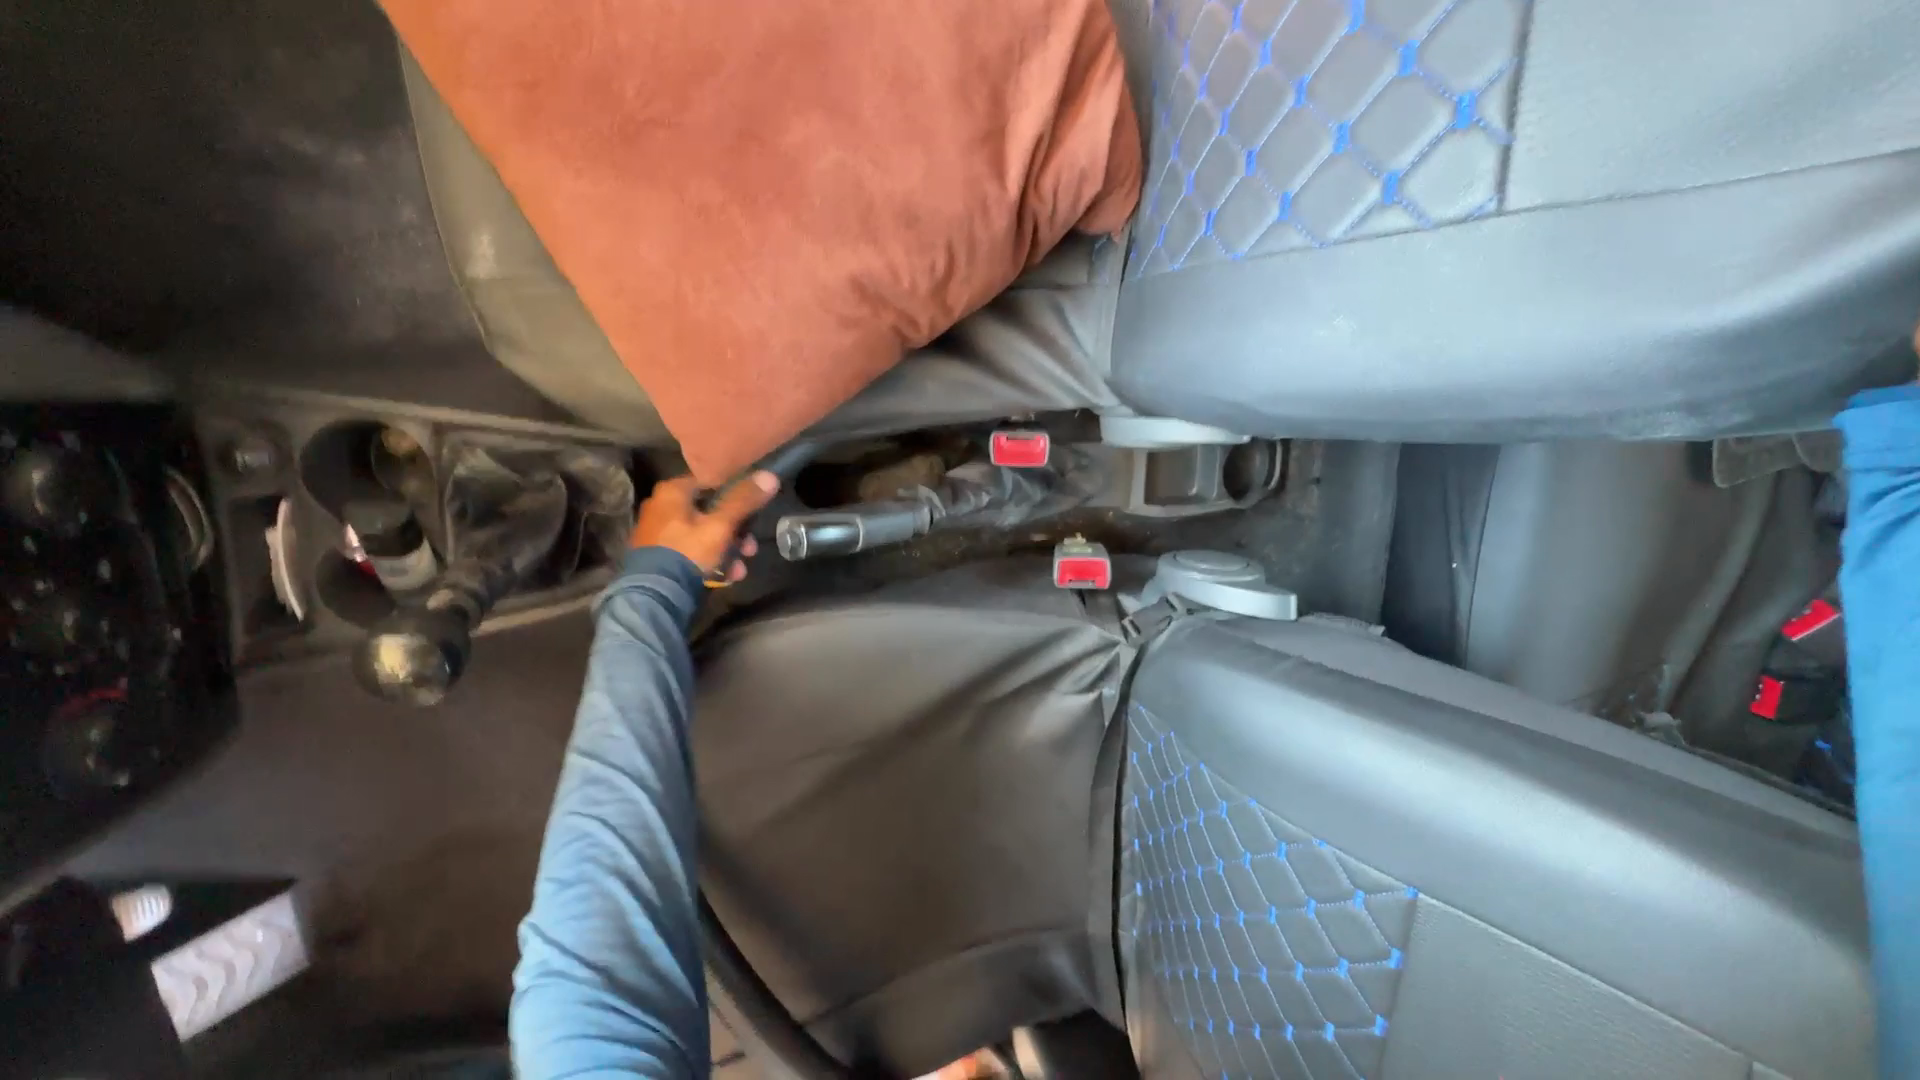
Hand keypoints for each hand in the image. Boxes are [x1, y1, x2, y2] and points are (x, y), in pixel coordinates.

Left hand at [631, 472, 779, 581]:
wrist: (654, 594)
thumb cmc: (688, 551)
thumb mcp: (721, 526)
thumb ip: (744, 501)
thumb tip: (769, 476)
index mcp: (672, 492)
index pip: (712, 484)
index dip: (736, 497)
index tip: (754, 514)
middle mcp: (661, 506)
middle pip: (710, 513)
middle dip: (736, 533)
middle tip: (750, 549)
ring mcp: (658, 532)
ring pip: (703, 534)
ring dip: (727, 551)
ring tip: (739, 570)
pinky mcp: (658, 555)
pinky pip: (691, 551)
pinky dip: (709, 560)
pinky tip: (724, 576)